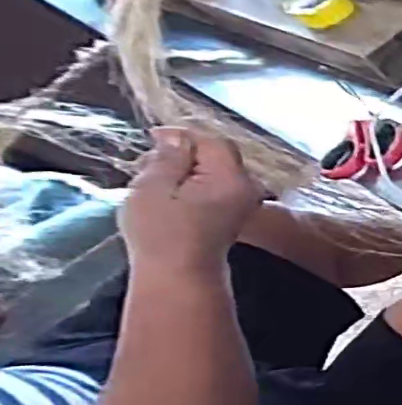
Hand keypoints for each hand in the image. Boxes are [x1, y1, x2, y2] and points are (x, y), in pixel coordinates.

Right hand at [119, 127, 262, 275]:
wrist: (180, 268)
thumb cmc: (162, 229)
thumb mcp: (154, 187)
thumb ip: (170, 158)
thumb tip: (177, 136)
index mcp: (233, 179)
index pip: (216, 143)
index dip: (185, 137)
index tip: (153, 138)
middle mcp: (249, 186)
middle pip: (219, 155)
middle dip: (184, 153)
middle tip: (149, 164)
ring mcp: (247, 198)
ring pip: (217, 169)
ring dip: (187, 168)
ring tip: (156, 180)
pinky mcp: (238, 208)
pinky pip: (219, 184)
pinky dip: (195, 181)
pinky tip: (172, 192)